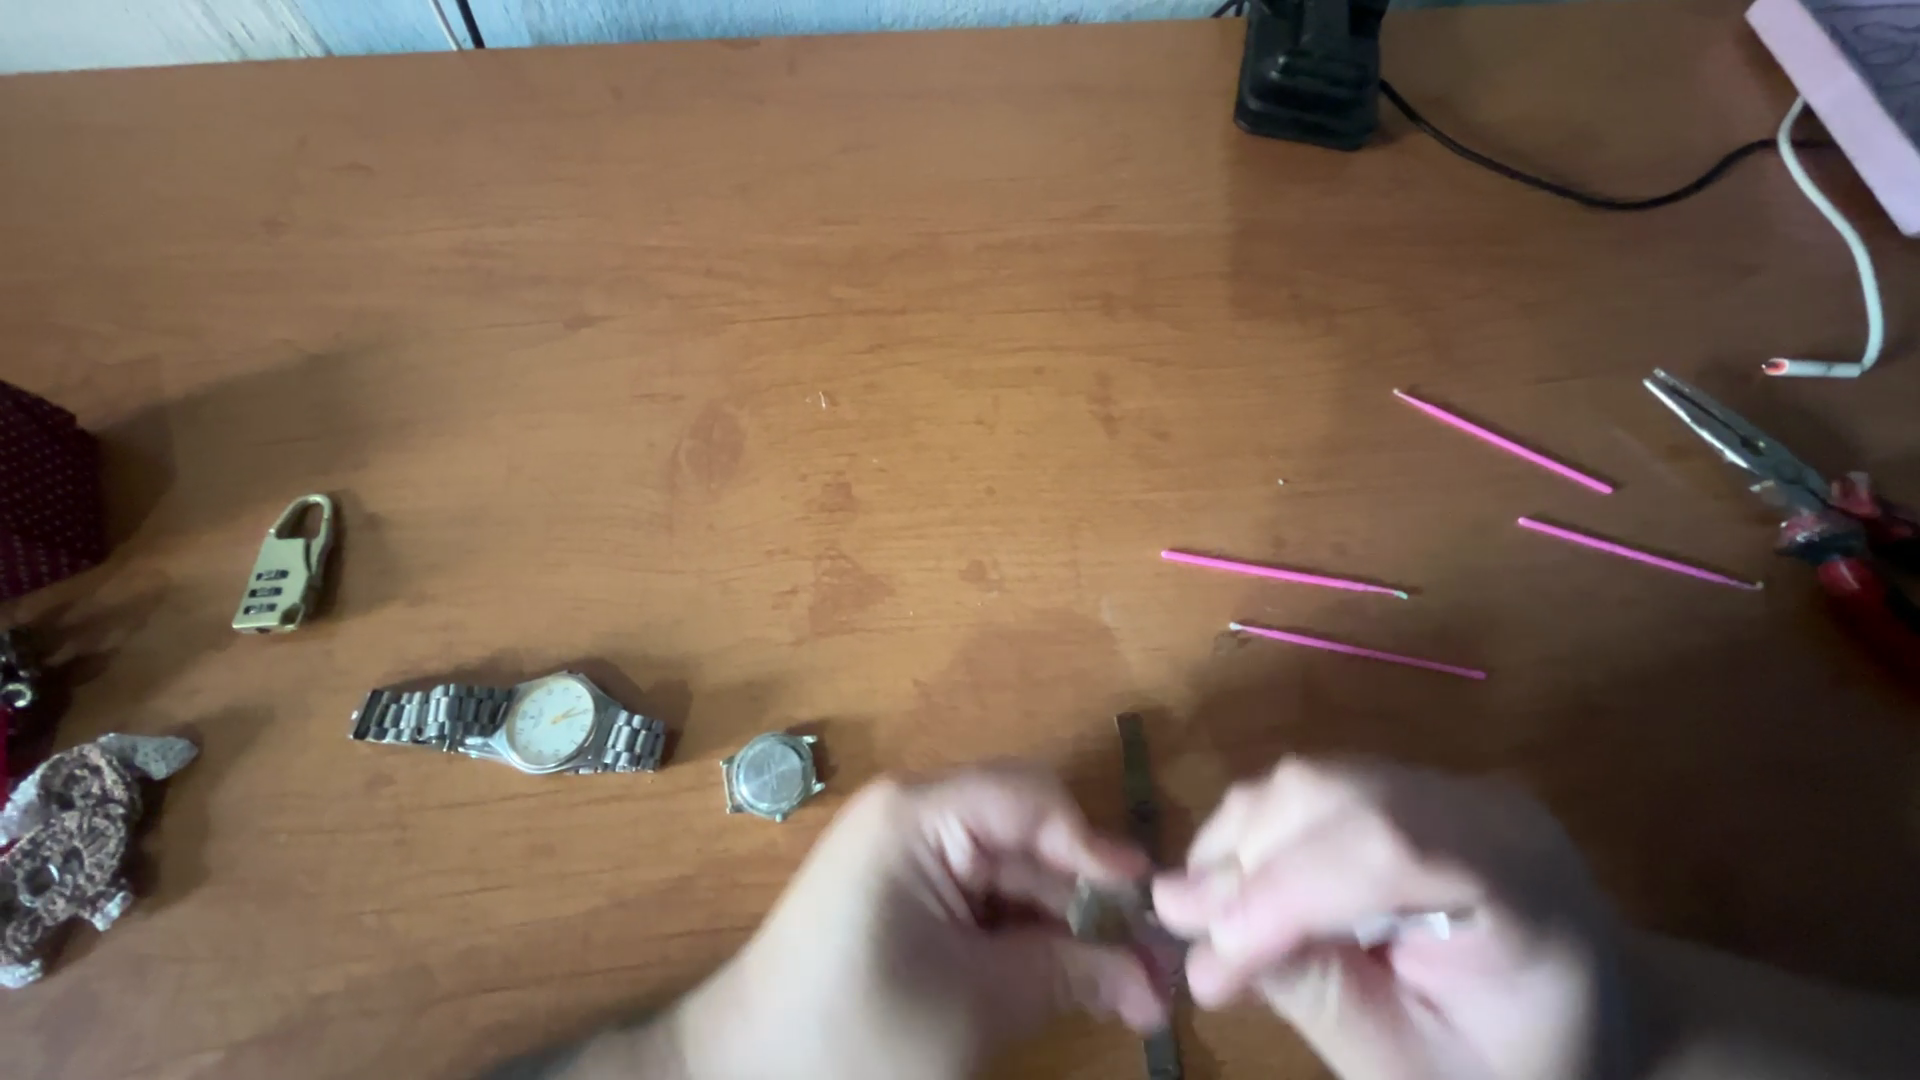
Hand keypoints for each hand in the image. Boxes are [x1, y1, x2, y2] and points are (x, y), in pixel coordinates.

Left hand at [672, 766, 1170, 1079]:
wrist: (745, 1075)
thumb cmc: (854, 1032)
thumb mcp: (976, 1003)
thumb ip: (1071, 976)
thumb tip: (1157, 982)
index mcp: (919, 813)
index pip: (1030, 797)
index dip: (1093, 845)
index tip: (1147, 901)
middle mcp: (918, 814)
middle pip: (1029, 829)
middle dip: (1086, 891)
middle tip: (1148, 954)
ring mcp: (913, 851)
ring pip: (1016, 868)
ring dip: (1066, 921)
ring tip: (1131, 986)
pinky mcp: (912, 889)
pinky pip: (988, 895)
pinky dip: (1029, 933)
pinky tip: (1072, 976)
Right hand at [1153, 757, 1643, 1079]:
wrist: (1586, 1015)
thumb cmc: (1513, 1064)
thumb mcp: (1413, 1066)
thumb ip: (1314, 995)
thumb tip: (1195, 938)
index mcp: (1521, 883)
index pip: (1388, 846)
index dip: (1285, 886)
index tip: (1212, 949)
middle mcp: (1477, 805)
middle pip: (1328, 794)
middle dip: (1243, 864)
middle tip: (1183, 931)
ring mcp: (1436, 780)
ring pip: (1300, 780)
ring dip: (1235, 843)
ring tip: (1207, 916)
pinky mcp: (1396, 778)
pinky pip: (1303, 786)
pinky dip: (1252, 832)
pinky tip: (1237, 885)